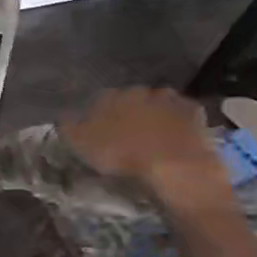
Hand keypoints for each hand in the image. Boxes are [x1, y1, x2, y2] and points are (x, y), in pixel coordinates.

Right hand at [60, 87, 235, 216]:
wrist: (173, 165)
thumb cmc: (122, 156)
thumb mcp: (82, 145)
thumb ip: (69, 127)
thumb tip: (62, 116)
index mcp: (111, 96)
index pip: (100, 100)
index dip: (99, 116)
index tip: (100, 132)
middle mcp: (140, 91)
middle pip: (131, 99)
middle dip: (129, 113)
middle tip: (128, 136)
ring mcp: (170, 99)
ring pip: (158, 103)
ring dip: (155, 115)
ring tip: (153, 138)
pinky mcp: (194, 112)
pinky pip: (183, 114)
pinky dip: (178, 123)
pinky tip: (176, 138)